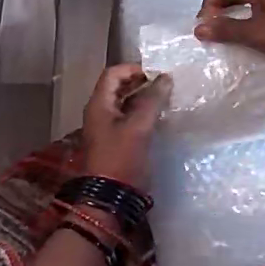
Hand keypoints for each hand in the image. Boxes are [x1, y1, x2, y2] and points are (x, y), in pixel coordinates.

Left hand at [81, 64, 169, 188]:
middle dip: (140, 82)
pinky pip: (128, 119)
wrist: (110, 197)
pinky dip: (142, 114)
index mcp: (98, 104)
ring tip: (165, 99)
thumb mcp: (139, 127)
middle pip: (117, 87)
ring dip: (142, 98)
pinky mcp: (115, 141)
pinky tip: (159, 117)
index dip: (133, 69)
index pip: (112, 74)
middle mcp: (99, 112)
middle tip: (164, 85)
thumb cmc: (121, 158)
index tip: (156, 73)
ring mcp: (106, 128)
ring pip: (124, 103)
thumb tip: (165, 77)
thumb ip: (152, 100)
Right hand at [193, 0, 264, 61]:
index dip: (208, 4)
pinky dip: (242, 13)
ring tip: (225, 32)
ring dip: (229, 11)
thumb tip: (198, 29)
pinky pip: (253, 2)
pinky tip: (243, 30)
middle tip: (213, 30)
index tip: (207, 26)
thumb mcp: (255, 34)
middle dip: (216, 7)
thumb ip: (225, 30)